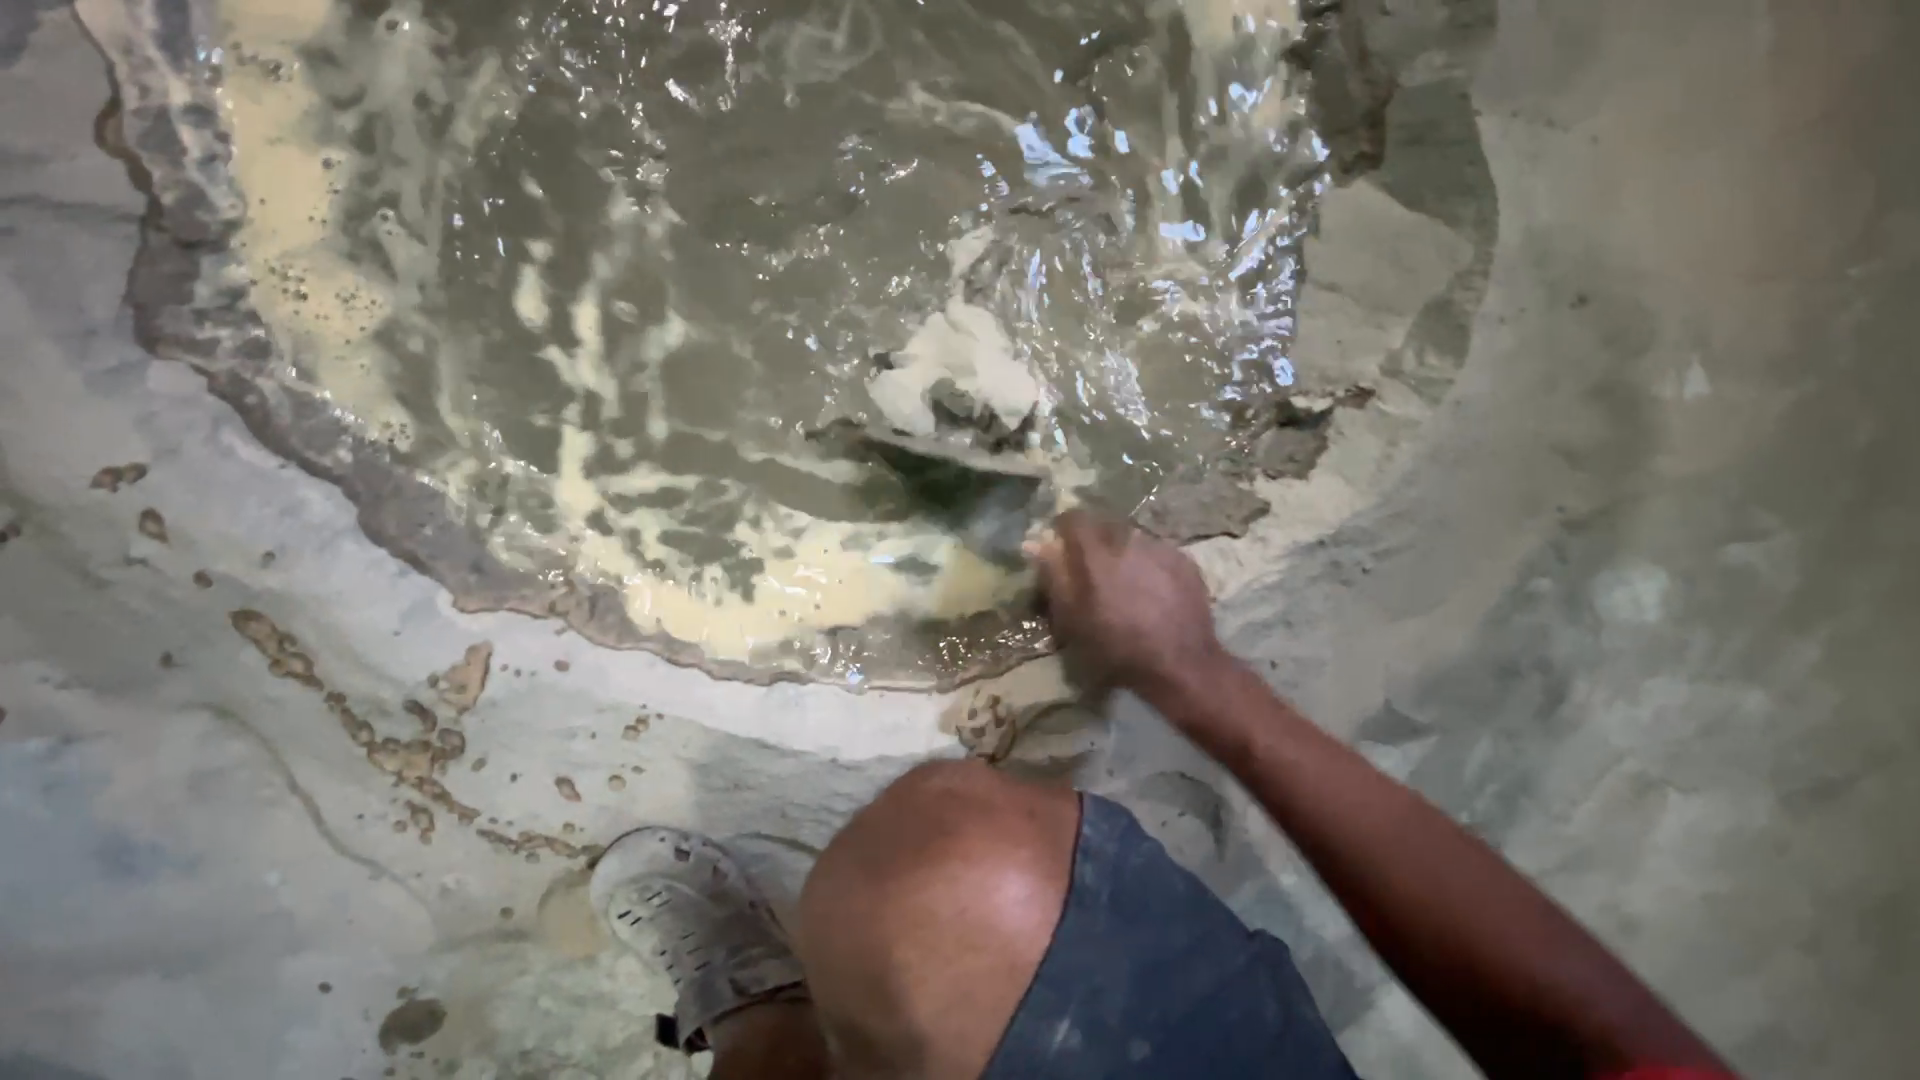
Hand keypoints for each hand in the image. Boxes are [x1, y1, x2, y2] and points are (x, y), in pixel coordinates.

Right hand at [1026, 509, 1227, 698]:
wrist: (1180, 665)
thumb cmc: (1117, 647)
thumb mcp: (1072, 620)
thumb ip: (1053, 577)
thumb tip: (1035, 544)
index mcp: (1096, 553)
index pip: (1074, 518)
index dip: (1064, 529)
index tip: (1061, 546)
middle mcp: (1129, 541)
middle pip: (1105, 525)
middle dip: (1095, 542)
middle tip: (1093, 571)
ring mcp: (1161, 549)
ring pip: (1133, 538)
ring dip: (1124, 552)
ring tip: (1125, 582)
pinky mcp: (1184, 562)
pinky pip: (1158, 552)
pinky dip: (1149, 564)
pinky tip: (1153, 590)